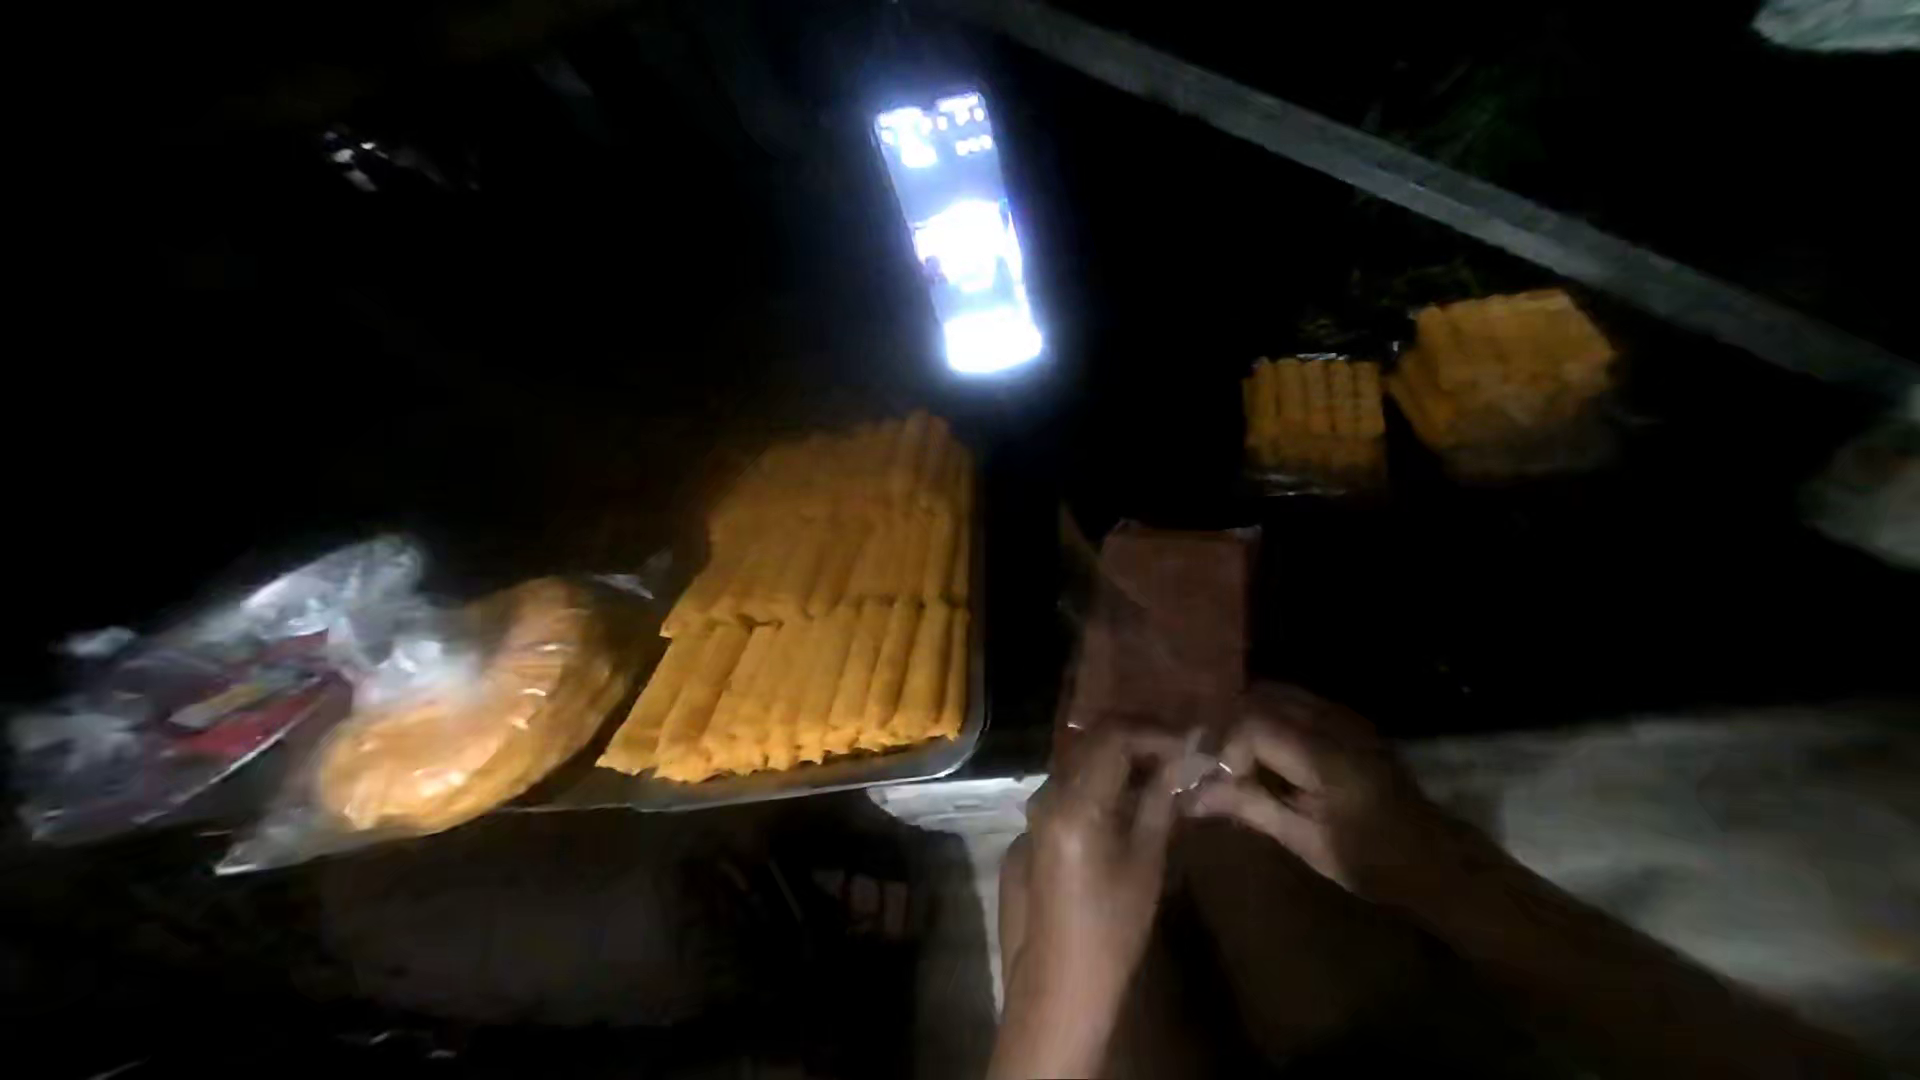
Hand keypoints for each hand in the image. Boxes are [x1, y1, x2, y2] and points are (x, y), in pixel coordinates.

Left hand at [990, 723, 1185, 1078]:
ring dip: (1119, 758)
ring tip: (1161, 770)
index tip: (1187, 743)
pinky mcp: (1035, 825)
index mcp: (1073, 802)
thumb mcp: (1146, 863)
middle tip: (1178, 752)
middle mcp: (1047, 794)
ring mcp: (1035, 809)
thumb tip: (1182, 761)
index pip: (1112, 738)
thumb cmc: (1111, 928)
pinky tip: (1130, 794)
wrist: (1060, 982)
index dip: (1152, 733)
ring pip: (1080, 762)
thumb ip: (1159, 802)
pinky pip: (1070, 785)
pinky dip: (1101, 779)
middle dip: (1137, 740)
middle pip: (1092, 744)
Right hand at [1189, 683, 1469, 905]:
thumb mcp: (1306, 842)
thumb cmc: (1372, 862)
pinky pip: (1295, 699)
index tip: (1228, 784)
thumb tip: (1192, 797)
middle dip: (1233, 728)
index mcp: (1326, 758)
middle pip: (1260, 699)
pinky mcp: (1348, 718)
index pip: (1254, 726)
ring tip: (1244, 757)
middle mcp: (1335, 724)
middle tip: (1227, 765)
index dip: (1229, 750)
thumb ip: (1249, 807)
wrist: (1439, 861)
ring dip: (1250, 719)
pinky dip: (1270, 715)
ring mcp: (1344, 716)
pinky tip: (1270, 750)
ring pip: (1275, 692)